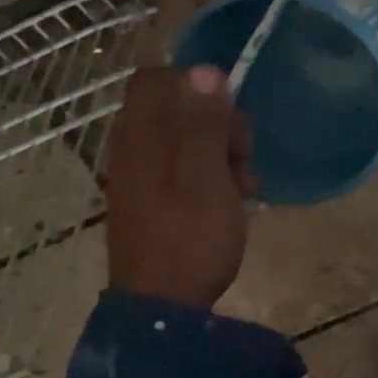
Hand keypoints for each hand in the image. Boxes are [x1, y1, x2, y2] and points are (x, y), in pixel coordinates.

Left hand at [104, 66, 256, 306]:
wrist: (161, 308)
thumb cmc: (190, 239)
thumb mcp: (207, 178)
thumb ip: (204, 124)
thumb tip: (204, 69)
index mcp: (142, 137)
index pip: (155, 78)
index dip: (196, 84)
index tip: (228, 115)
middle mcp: (132, 149)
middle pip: (174, 107)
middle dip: (217, 122)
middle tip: (243, 155)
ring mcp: (138, 176)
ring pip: (183, 139)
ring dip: (219, 151)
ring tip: (245, 184)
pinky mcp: (149, 200)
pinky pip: (180, 167)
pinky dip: (208, 174)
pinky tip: (232, 200)